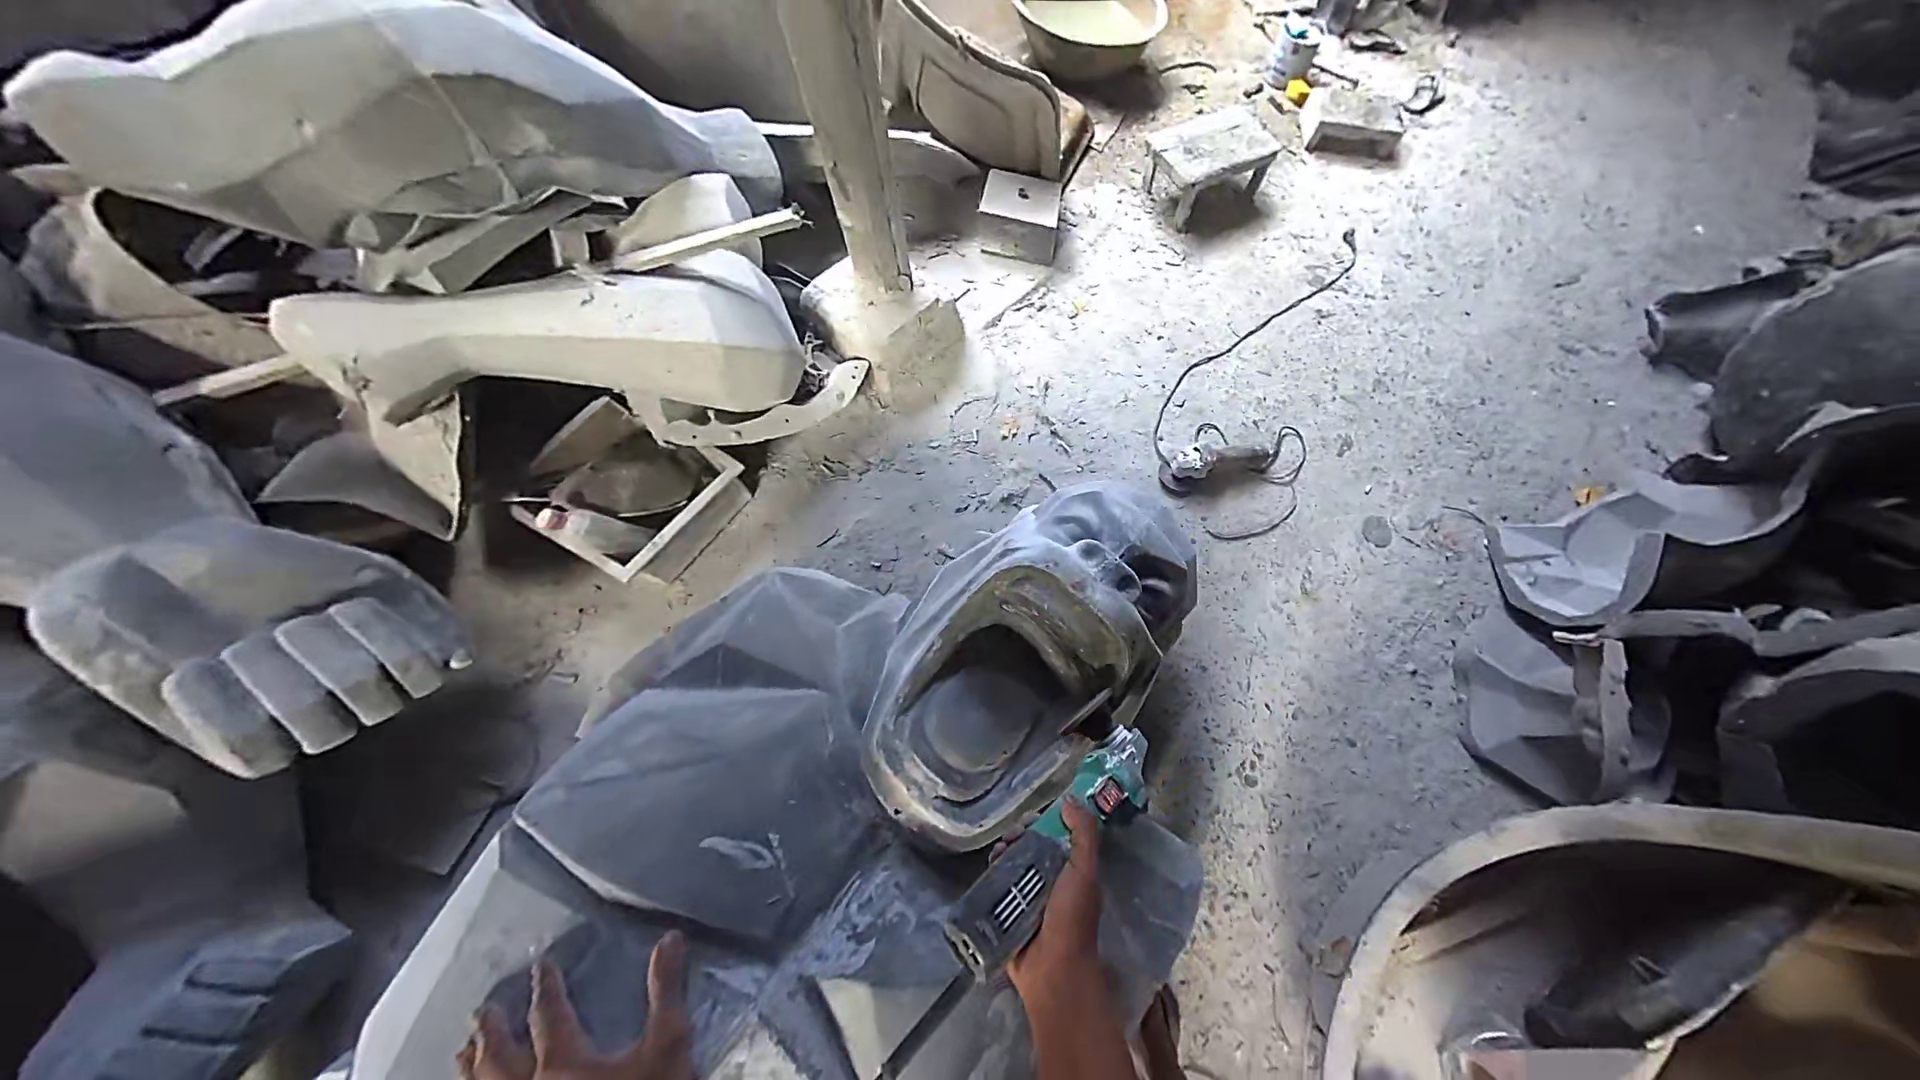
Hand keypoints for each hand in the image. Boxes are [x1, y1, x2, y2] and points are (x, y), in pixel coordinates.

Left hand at [458, 931, 692, 1079]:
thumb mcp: (669, 1047)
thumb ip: (666, 991)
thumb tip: (669, 937)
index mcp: (564, 1066)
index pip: (549, 1017)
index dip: (546, 988)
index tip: (541, 967)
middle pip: (500, 1061)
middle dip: (492, 1032)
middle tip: (482, 1010)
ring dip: (473, 1073)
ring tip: (462, 1055)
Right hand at [1005, 801, 1135, 1079]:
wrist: (1053, 970)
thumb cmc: (1072, 918)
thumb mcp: (1085, 871)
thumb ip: (1083, 835)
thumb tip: (1070, 800)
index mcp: (1070, 872)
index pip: (1053, 838)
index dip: (1040, 824)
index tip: (1027, 820)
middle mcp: (1049, 883)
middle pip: (1028, 849)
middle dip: (1016, 838)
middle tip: (1007, 838)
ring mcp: (1027, 899)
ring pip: (1011, 865)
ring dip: (1002, 854)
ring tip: (996, 853)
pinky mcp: (1007, 913)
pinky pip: (997, 887)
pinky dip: (991, 874)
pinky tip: (988, 868)